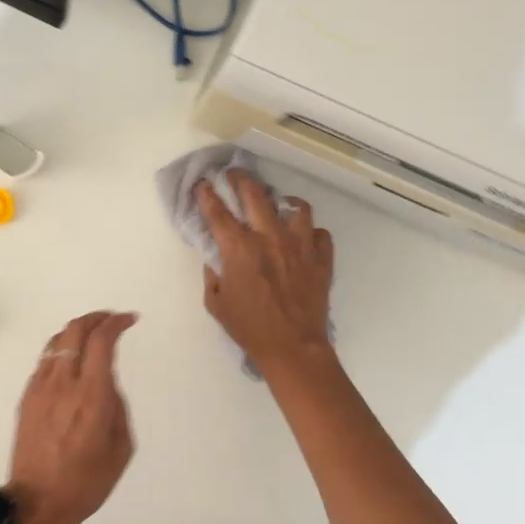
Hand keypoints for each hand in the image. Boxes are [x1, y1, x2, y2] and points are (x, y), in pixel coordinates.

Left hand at [7, 311, 138, 523]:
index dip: (116, 323)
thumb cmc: (86, 482)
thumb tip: (108, 386)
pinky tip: (70, 360)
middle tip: (111, 320)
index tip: (129, 320)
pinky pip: (45, 361)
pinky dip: (61, 349)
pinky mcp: (27, 398)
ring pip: (57, 341)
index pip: (101, 341)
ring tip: (92, 335)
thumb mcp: (120, 448)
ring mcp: (40, 389)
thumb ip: (117, 408)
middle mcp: (63, 384)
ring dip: (77, 330)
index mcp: (91, 396)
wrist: (37, 504)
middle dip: (96, 318)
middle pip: (75, 330)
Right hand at [198, 170, 335, 378]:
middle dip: (241, 180)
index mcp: (240, 249)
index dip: (207, 195)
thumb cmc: (250, 328)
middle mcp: (270, 238)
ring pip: (297, 207)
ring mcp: (300, 246)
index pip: (218, 212)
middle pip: (255, 195)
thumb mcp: (217, 304)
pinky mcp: (321, 259)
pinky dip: (311, 233)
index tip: (203, 184)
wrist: (293, 347)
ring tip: (279, 206)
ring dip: (285, 203)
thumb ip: (213, 275)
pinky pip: (321, 234)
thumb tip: (216, 258)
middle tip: (235, 176)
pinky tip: (304, 239)